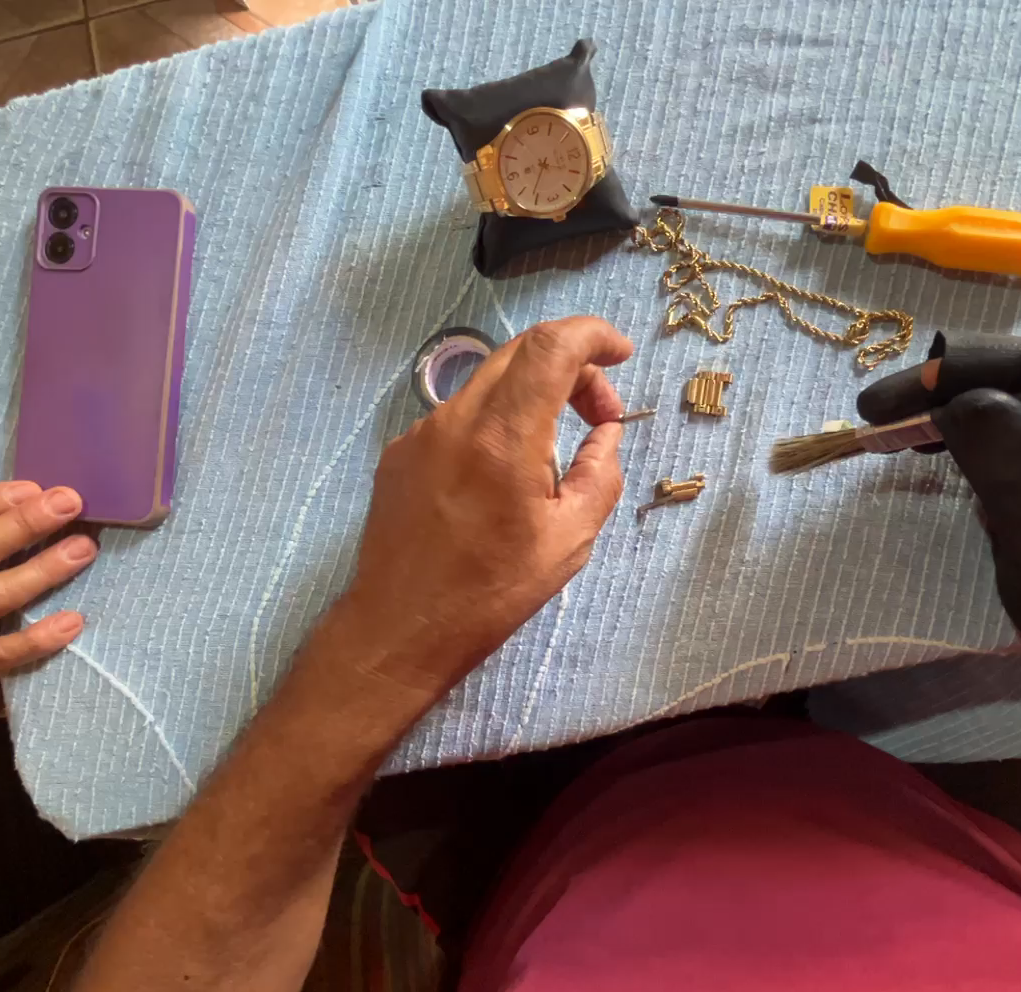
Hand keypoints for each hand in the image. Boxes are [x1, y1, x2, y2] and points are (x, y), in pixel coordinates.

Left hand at [321, 316, 631, 704]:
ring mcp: (420, 432)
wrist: (400, 628)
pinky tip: (501, 477)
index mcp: (504, 436)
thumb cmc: (492, 591)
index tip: (621, 354)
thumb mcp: (569, 540)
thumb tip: (606, 434)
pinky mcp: (400, 453)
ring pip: (489, 384)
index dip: (593, 334)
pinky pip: (459, 417)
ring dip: (533, 398)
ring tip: (552, 456)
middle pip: (521, 353)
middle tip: (599, 416)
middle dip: (572, 369)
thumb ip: (599, 473)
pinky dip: (496, 423)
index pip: (551, 346)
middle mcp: (456, 418)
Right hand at [858, 332, 1020, 753]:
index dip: (983, 367)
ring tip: (891, 422)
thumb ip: (1013, 470)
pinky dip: (968, 431)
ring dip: (954, 404)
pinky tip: (929, 439)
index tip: (908, 387)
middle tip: (879, 405)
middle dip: (957, 384)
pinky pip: (1019, 429)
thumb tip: (961, 398)